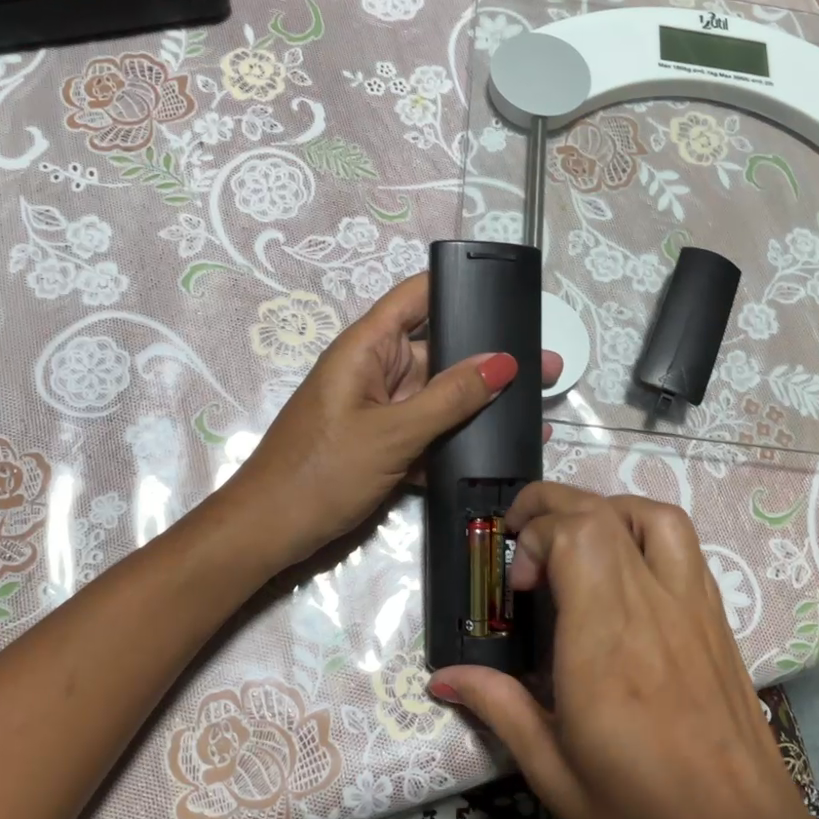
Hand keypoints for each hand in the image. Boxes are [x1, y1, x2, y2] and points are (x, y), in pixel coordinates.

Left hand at [224, 274, 561, 568]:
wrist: (269, 532)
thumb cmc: (322, 471)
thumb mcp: (392, 433)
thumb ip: (450, 397)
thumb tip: (504, 361)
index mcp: (367, 348)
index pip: (416, 297)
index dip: (460, 287)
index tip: (511, 294)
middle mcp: (376, 370)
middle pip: (439, 350)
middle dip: (490, 358)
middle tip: (550, 368)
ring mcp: (380, 409)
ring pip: (439, 396)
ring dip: (481, 404)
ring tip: (538, 409)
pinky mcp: (383, 445)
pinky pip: (429, 432)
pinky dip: (459, 440)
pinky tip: (503, 449)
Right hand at [428, 484, 818, 818]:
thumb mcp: (556, 776)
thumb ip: (500, 709)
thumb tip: (443, 676)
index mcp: (607, 646)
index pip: (576, 535)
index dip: (534, 536)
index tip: (517, 586)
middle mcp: (654, 610)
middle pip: (605, 514)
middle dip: (551, 506)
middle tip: (520, 542)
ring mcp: (695, 611)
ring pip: (655, 516)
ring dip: (603, 510)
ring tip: (571, 544)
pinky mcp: (718, 623)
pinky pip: (683, 548)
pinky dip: (641, 533)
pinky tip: (619, 574)